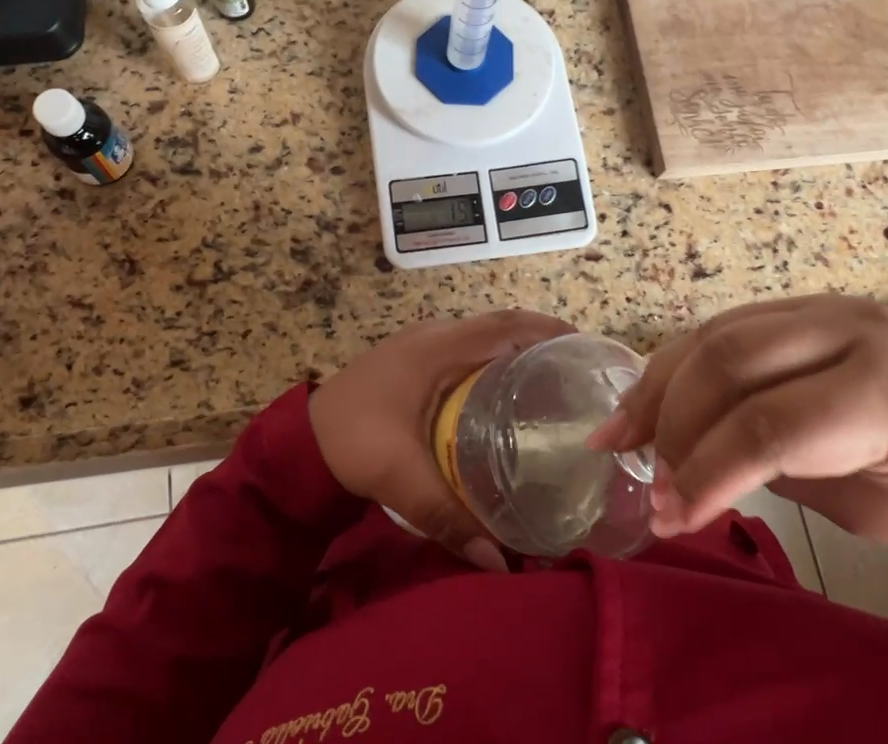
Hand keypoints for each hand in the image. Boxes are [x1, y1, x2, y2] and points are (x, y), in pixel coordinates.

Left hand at [309, 310, 574, 569]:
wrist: (299, 438)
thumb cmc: (354, 442)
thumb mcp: (401, 479)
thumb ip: (450, 518)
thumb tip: (500, 564)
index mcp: (438, 350)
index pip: (507, 325)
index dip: (551, 330)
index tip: (588, 350)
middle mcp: (433, 335)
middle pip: (499, 324)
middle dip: (542, 338)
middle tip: (580, 374)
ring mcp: (418, 342)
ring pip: (480, 333)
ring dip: (515, 346)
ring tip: (552, 381)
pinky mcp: (410, 357)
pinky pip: (464, 345)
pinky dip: (491, 356)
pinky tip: (503, 391)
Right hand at [591, 295, 887, 552]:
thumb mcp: (870, 506)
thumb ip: (773, 474)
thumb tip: (680, 485)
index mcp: (886, 393)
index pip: (767, 426)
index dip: (705, 474)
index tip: (670, 519)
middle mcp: (849, 331)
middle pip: (725, 363)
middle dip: (674, 428)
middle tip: (652, 485)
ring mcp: (824, 308)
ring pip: (713, 336)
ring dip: (658, 388)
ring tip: (621, 438)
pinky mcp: (806, 306)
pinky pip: (725, 328)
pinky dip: (680, 364)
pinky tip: (649, 397)